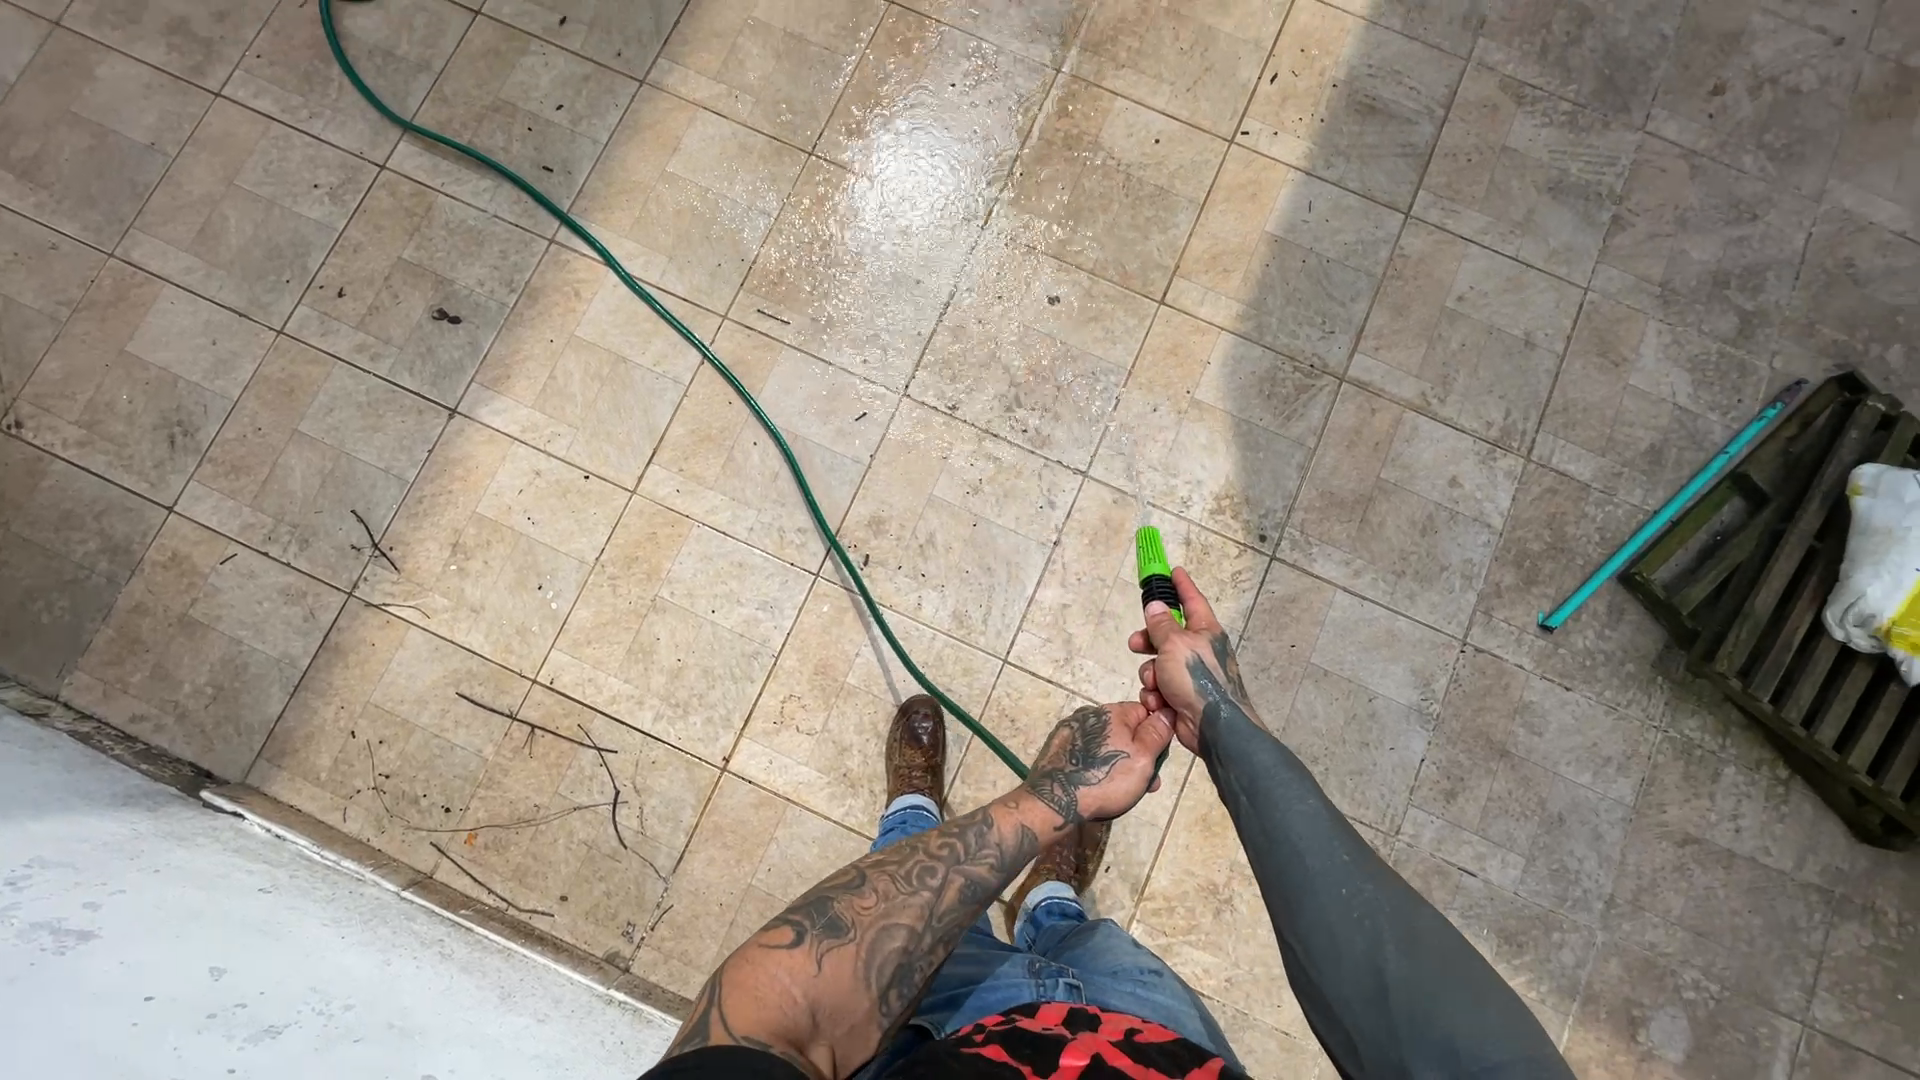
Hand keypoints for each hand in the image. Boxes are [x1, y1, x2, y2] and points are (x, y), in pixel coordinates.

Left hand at [1021, 702, 1172, 826]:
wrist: (1056, 799)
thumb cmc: (1105, 779)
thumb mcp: (1142, 758)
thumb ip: (1157, 733)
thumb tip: (1166, 712)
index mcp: (1112, 712)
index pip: (1144, 712)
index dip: (1156, 735)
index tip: (1159, 761)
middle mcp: (1090, 714)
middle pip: (1125, 730)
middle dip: (1139, 756)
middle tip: (1146, 784)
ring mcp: (1071, 731)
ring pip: (1107, 745)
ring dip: (1119, 763)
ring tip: (1124, 791)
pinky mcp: (1059, 747)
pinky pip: (1088, 753)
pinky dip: (1097, 766)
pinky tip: (1099, 785)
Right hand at [1127, 567, 1253, 752]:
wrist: (1214, 727)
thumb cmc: (1199, 679)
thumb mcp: (1176, 645)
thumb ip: (1162, 625)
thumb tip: (1155, 606)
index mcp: (1205, 631)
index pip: (1192, 600)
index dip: (1181, 585)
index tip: (1173, 571)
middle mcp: (1199, 649)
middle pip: (1166, 634)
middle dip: (1148, 640)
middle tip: (1135, 643)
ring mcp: (1190, 675)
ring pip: (1157, 663)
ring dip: (1150, 673)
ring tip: (1155, 684)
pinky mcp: (1181, 696)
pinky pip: (1158, 687)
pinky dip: (1155, 694)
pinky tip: (1158, 701)